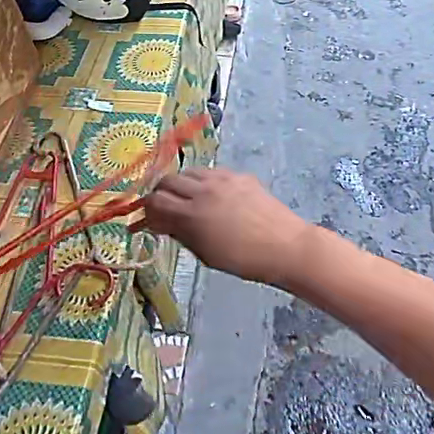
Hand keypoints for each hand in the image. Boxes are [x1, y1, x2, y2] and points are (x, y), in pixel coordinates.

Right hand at [138, 168, 316, 287]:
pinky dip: (202, 182)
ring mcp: (222, 179)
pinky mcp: (238, 175)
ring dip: (180, 185)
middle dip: (160, 194)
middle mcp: (203, 190)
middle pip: (167, 181)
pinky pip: (210, 173)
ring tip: (186, 200)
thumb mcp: (205, 253)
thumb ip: (179, 233)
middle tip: (163, 209)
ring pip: (188, 173)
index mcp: (192, 213)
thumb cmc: (244, 260)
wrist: (287, 247)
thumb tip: (159, 223)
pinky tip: (210, 196)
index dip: (147, 210)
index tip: (146, 220)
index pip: (155, 201)